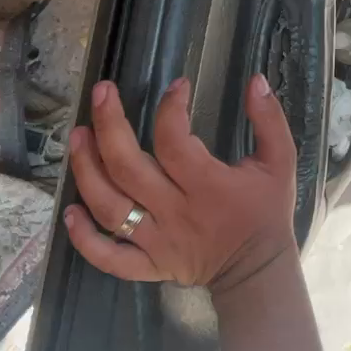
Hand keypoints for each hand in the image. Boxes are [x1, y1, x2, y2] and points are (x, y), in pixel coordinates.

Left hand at [63, 73, 297, 301]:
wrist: (258, 269)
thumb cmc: (268, 208)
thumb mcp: (281, 159)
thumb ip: (269, 120)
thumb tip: (255, 81)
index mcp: (207, 185)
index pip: (175, 142)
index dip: (171, 109)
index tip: (177, 85)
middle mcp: (173, 212)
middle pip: (129, 168)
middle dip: (110, 126)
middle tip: (102, 92)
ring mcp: (154, 241)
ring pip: (109, 206)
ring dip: (87, 170)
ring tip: (77, 135)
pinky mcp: (145, 264)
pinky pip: (106, 255)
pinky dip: (82, 236)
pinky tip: (69, 210)